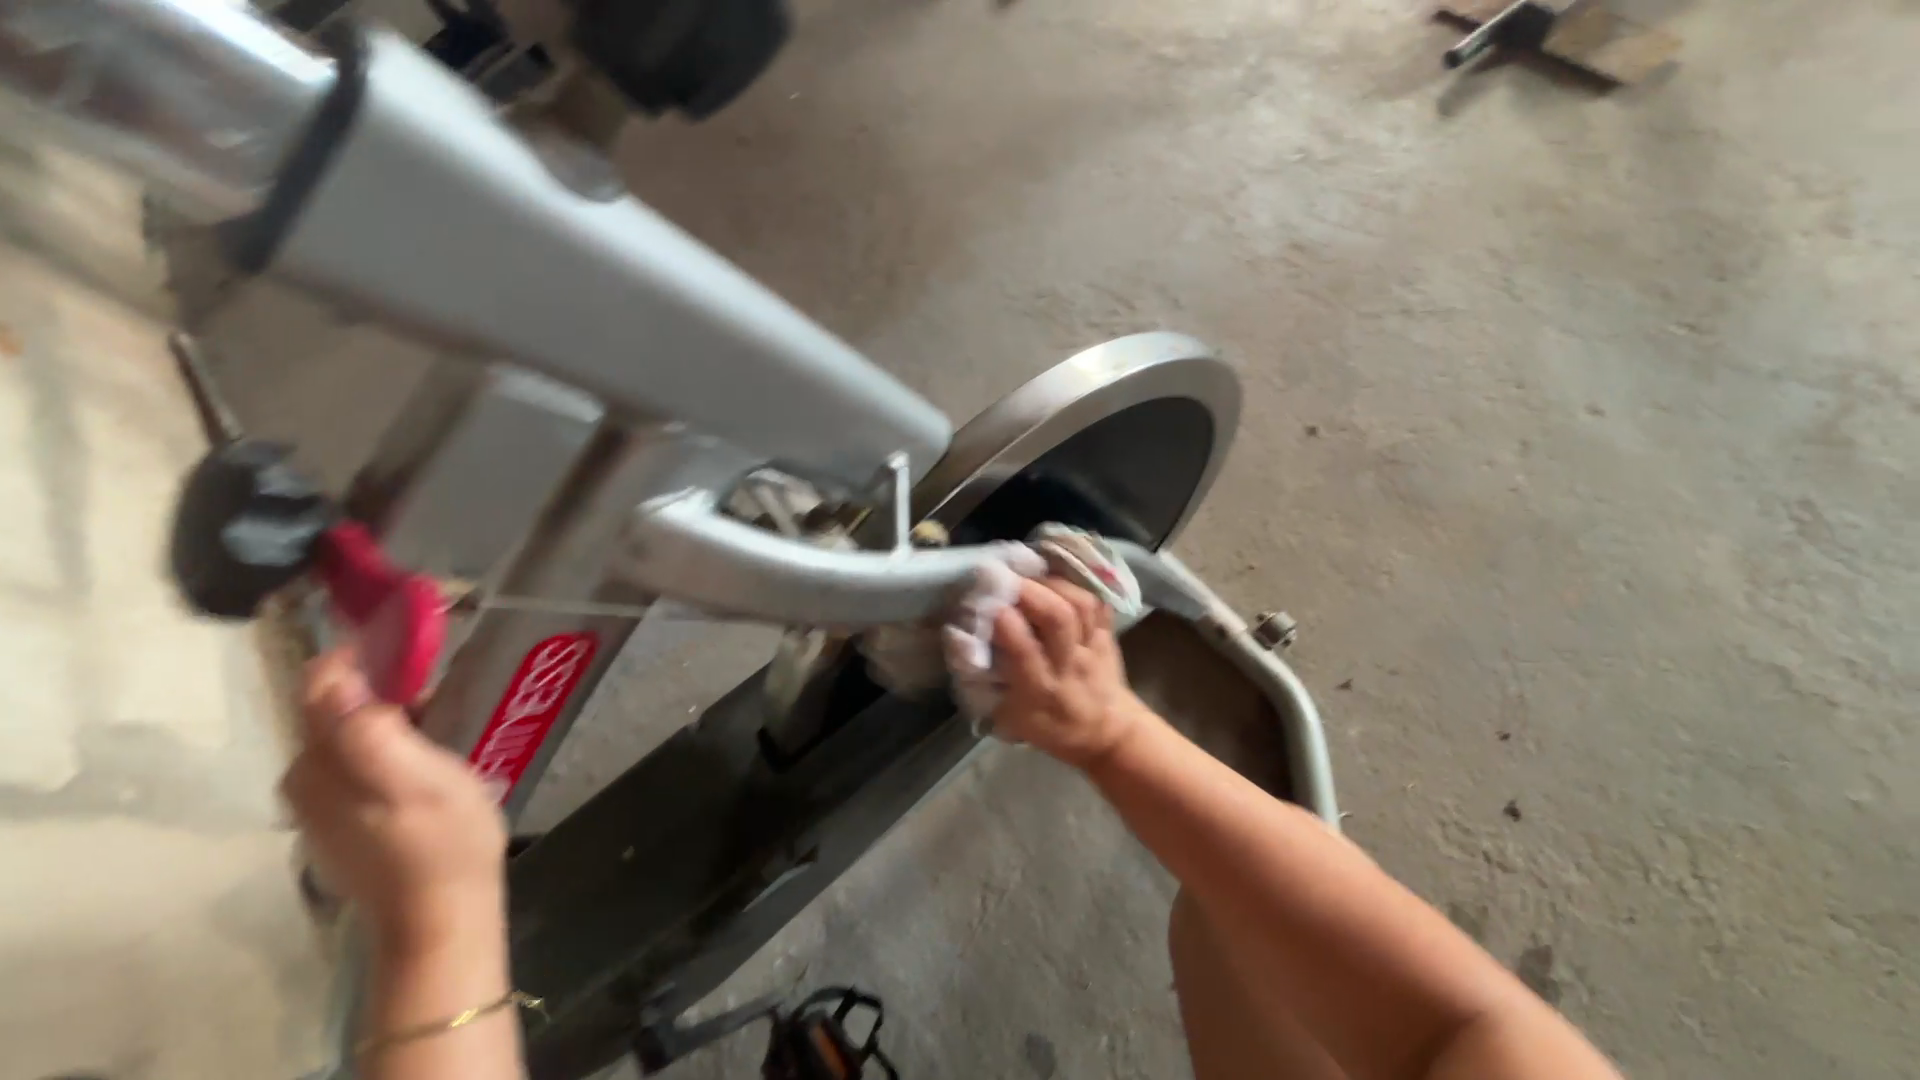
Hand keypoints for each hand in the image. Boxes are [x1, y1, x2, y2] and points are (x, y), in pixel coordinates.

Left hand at [281, 649, 507, 955]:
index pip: (323, 681)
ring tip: (445, 718)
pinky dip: (390, 742)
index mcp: (318, 762)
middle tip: (443, 687)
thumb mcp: (420, 780)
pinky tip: (428, 758)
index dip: (367, 653)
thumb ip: (371, 731)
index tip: (418, 644)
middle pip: (334, 705)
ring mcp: (319, 803)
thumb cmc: (443, 843)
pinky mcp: (340, 819)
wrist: (440, 919)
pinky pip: (357, 759)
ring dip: (391, 713)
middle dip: (384, 683)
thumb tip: (337, 678)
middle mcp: (304, 777)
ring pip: (348, 731)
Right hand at [991, 578, 1154, 767]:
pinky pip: (1098, 603)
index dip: (1004, 620)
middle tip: (1006, 577)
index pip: (1023, 649)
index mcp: (1040, 689)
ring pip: (1080, 605)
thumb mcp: (1010, 719)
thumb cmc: (1052, 728)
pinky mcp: (1108, 636)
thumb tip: (961, 644)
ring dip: (1052, 583)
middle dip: (1029, 590)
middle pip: (1057, 617)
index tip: (984, 602)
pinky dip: (1078, 586)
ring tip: (1030, 575)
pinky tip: (1056, 579)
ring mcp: (1093, 648)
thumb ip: (986, 687)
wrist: (1108, 735)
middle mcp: (1068, 664)